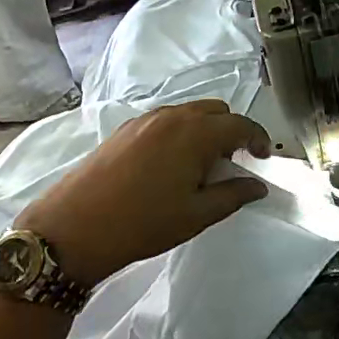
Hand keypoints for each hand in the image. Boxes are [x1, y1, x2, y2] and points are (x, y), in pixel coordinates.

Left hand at [15, 100, 270, 286]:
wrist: (74, 228)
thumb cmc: (143, 224)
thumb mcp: (197, 215)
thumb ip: (234, 195)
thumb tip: (258, 186)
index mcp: (195, 133)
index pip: (240, 124)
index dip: (259, 139)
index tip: (264, 158)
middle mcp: (171, 116)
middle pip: (216, 110)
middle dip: (232, 131)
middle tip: (233, 164)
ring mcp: (144, 120)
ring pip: (189, 113)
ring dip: (205, 130)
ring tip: (203, 166)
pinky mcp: (124, 130)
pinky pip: (165, 120)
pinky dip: (181, 132)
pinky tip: (173, 164)